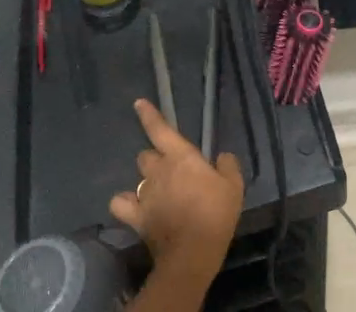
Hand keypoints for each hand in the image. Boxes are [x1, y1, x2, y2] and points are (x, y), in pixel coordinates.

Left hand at [110, 99, 243, 277]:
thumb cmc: (216, 213)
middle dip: (155, 158)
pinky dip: (126, 201)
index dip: (149, 115)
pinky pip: (122, 203)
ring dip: (146, 179)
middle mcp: (158, 170)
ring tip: (158, 190)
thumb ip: (228, 165)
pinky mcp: (136, 217)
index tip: (138, 103)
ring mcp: (145, 194)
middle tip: (171, 169)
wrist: (193, 252)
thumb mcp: (234, 185)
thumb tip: (221, 156)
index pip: (160, 130)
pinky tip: (135, 205)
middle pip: (146, 155)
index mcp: (181, 157)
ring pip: (138, 176)